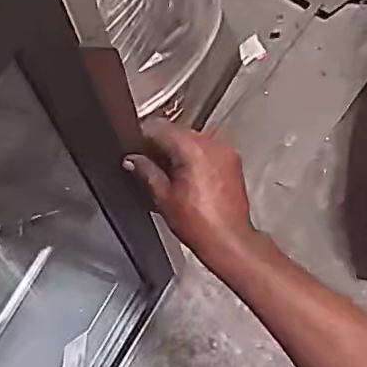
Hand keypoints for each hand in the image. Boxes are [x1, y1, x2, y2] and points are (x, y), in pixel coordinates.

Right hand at [124, 119, 258, 263]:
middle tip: (150, 166)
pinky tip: (189, 180)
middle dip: (162, 146)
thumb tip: (133, 160)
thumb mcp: (163, 197)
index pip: (160, 127)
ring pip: (194, 140)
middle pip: (178, 132)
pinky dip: (197, 159)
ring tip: (171, 177)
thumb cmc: (201, 225)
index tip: (137, 150)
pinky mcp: (233, 162)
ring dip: (180, 152)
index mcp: (193, 149)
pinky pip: (209, 151)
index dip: (144, 138)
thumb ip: (146, 171)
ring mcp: (225, 152)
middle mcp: (212, 145)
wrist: (227, 239)